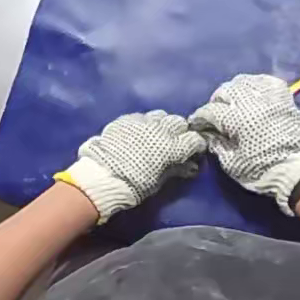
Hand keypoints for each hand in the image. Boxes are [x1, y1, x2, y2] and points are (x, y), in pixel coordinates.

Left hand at [57, 111, 205, 221]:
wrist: (102, 175)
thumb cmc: (133, 184)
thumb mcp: (158, 181)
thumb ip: (176, 170)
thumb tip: (192, 166)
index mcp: (171, 147)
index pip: (194, 139)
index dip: (196, 145)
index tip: (194, 151)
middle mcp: (160, 129)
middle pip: (179, 122)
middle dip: (181, 131)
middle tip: (176, 141)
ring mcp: (143, 121)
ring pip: (161, 115)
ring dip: (163, 124)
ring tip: (158, 134)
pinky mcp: (127, 119)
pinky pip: (142, 116)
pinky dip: (146, 123)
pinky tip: (141, 133)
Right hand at [189, 74, 299, 215]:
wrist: (299, 171)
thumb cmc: (262, 170)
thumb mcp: (233, 164)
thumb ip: (217, 146)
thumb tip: (208, 135)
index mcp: (237, 120)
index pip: (211, 111)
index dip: (200, 117)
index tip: (196, 124)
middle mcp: (252, 103)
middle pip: (226, 90)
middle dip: (216, 101)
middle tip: (215, 114)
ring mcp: (270, 99)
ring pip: (245, 81)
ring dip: (235, 90)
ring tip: (233, 101)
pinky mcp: (284, 100)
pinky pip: (269, 82)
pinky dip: (257, 84)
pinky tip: (253, 92)